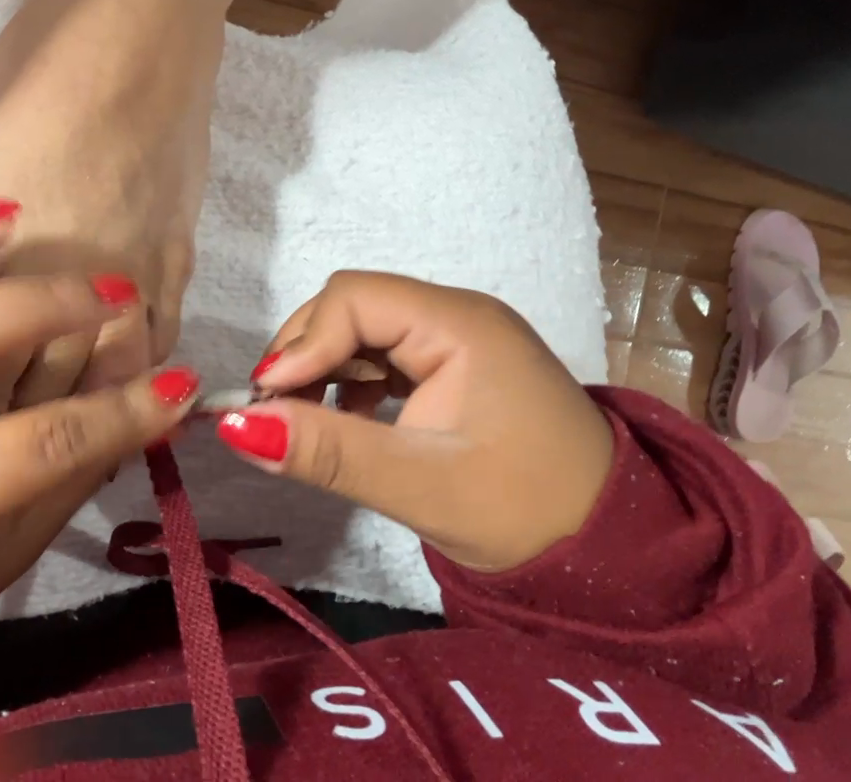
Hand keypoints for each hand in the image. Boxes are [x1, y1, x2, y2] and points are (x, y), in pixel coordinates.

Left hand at [0, 0, 223, 410]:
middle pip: (35, 391)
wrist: (134, 38)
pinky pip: (154, 352)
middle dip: (12, 441)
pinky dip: (137, 390)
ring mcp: (128, 282)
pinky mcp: (176, 269)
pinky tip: (127, 412)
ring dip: (80, 428)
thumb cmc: (29, 83)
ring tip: (62, 471)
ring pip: (102, 386)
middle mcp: (60, 287)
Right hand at [217, 272, 614, 571]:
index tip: (264, 401)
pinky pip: (385, 355)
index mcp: (460, 324)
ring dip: (323, 368)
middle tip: (276, 413)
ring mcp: (459, 340)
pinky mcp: (457, 368)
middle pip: (353, 307)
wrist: (617, 551)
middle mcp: (458, 316)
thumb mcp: (418, 486)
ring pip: (364, 330)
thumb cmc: (526, 513)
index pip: (353, 299)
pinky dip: (351, 381)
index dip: (301, 343)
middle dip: (305, 354)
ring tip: (303, 420)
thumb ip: (327, 451)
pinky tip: (347, 419)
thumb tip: (233, 424)